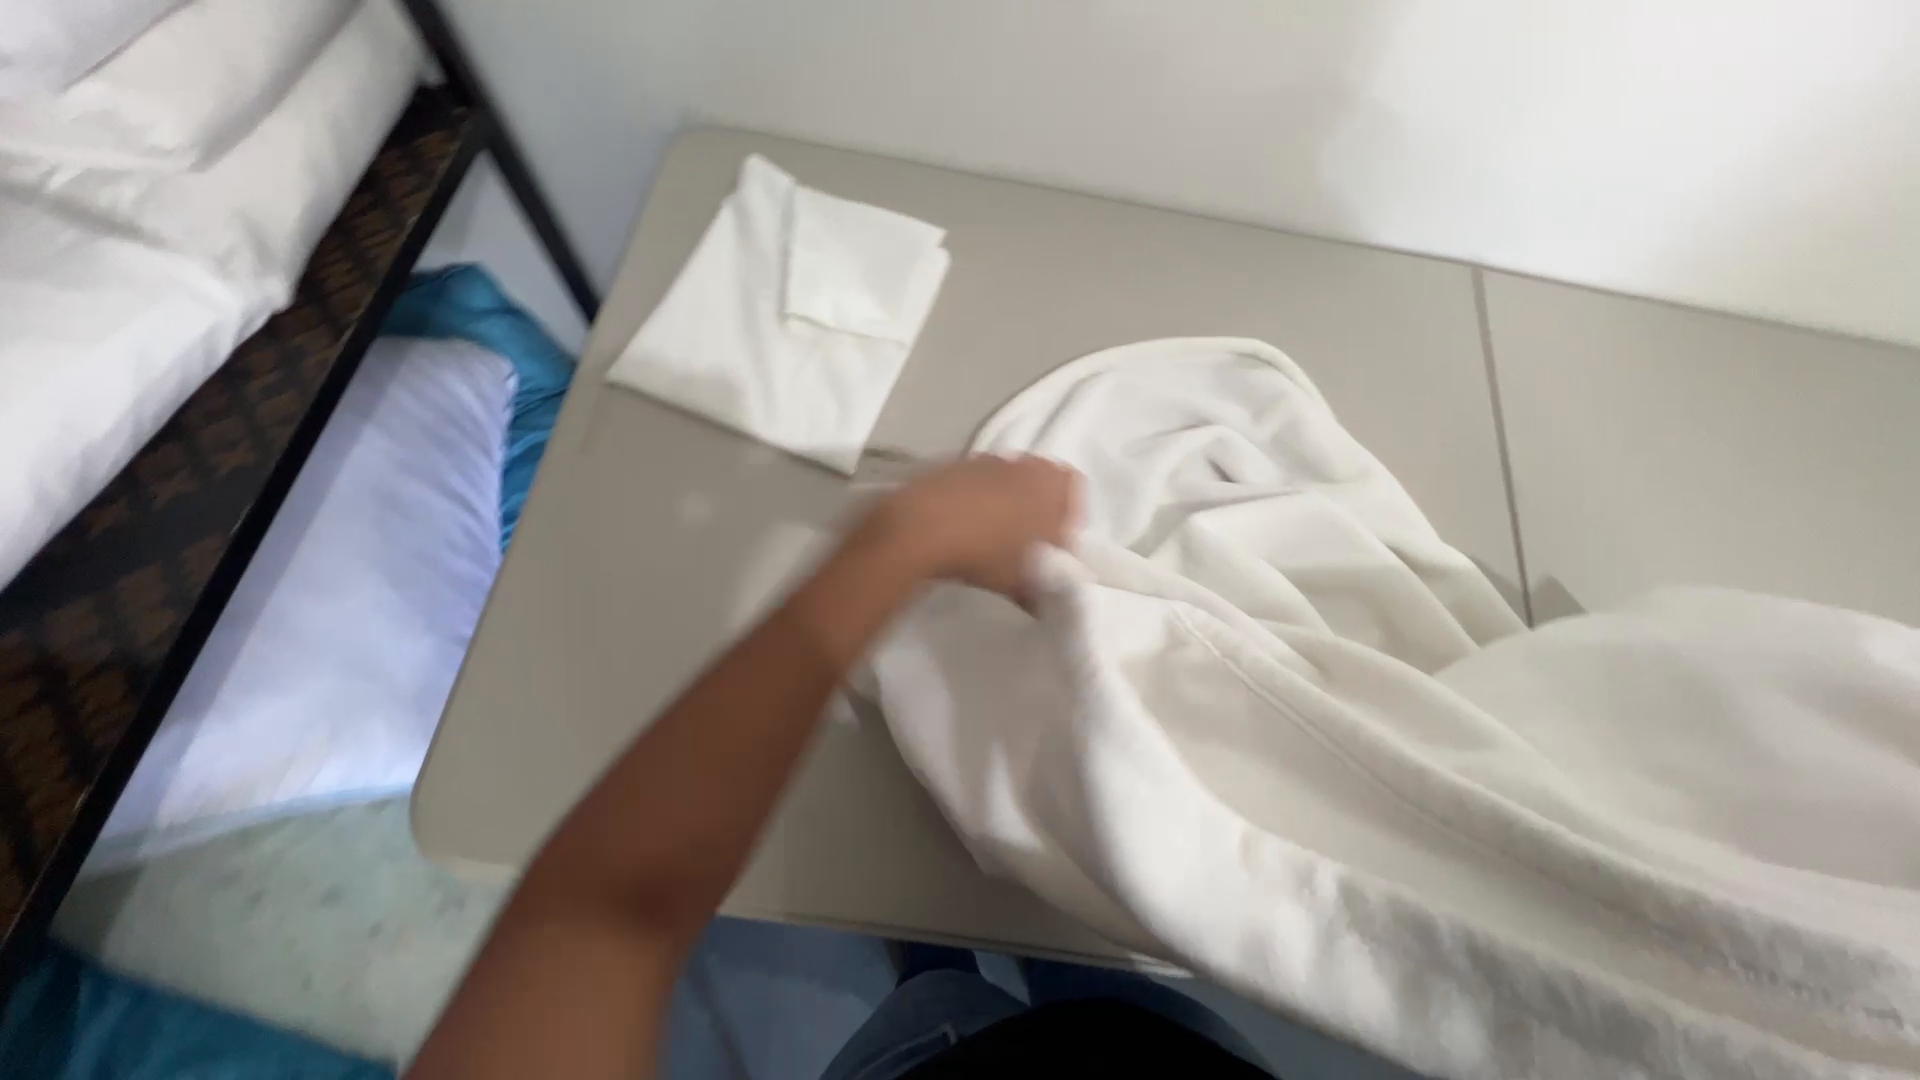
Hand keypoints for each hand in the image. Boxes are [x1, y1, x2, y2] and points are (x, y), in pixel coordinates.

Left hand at [868, 455, 1079, 601]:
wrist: (921, 527)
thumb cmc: (984, 552)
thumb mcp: (1018, 582)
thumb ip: (1038, 593)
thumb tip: (1042, 607)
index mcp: (1050, 486)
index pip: (1074, 489)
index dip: (1067, 515)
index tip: (1055, 542)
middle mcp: (1023, 465)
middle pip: (1041, 479)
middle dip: (1037, 506)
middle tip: (1026, 539)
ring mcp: (987, 460)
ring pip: (1007, 478)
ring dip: (1005, 499)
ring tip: (989, 533)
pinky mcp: (954, 464)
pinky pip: (976, 480)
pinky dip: (975, 497)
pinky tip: (960, 524)